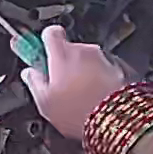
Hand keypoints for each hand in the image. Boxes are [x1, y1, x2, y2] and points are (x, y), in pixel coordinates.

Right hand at [20, 26, 129, 141]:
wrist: (119, 121)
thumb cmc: (79, 112)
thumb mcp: (44, 102)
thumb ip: (34, 82)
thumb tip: (29, 73)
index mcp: (62, 53)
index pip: (50, 33)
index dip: (42, 43)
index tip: (38, 54)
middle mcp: (86, 50)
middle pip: (69, 49)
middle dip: (63, 64)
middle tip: (58, 87)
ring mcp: (106, 59)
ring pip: (88, 61)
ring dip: (82, 74)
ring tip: (78, 98)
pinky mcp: (123, 69)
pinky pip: (105, 71)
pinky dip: (99, 81)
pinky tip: (94, 100)